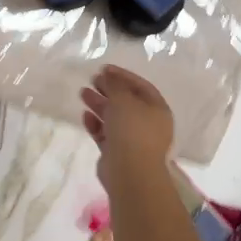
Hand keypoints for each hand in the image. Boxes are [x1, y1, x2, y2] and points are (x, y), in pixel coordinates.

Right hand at [80, 65, 173, 185]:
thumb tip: (108, 74)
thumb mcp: (123, 99)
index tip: (103, 68)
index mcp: (157, 109)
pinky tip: (85, 116)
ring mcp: (133, 139)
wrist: (130, 172)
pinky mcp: (117, 152)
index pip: (140, 86)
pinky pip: (106, 133)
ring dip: (99, 104)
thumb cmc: (132, 130)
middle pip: (126, 101)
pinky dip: (96, 123)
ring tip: (83, 94)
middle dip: (108, 90)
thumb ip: (114, 84)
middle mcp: (148, 123)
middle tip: (92, 80)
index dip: (122, 75)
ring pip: (114, 117)